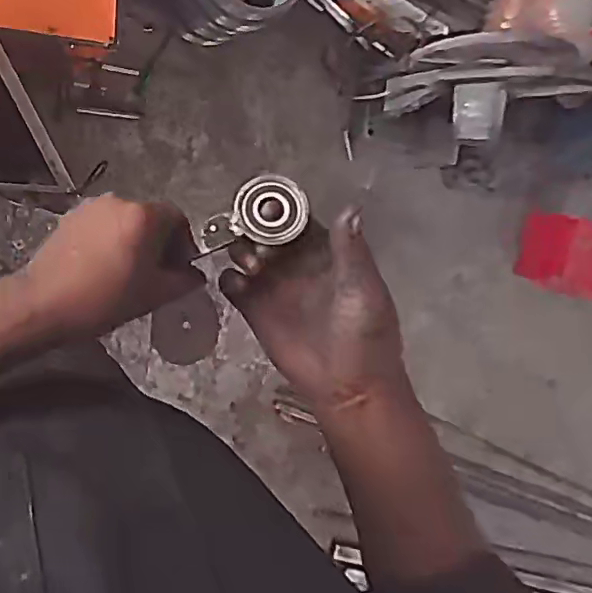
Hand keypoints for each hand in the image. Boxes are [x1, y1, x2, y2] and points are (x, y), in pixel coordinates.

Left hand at [15, 194, 204, 343]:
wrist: (44, 302)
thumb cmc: (103, 298)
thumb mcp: (153, 295)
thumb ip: (183, 280)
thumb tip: (193, 274)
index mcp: (141, 215)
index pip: (177, 218)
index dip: (184, 244)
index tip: (179, 269)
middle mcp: (116, 202)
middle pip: (149, 217)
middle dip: (157, 243)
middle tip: (155, 274)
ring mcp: (89, 208)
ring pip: (123, 221)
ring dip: (132, 241)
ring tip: (126, 273)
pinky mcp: (69, 218)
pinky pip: (100, 225)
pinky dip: (108, 240)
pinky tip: (101, 267)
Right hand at [220, 206, 409, 414]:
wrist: (348, 386)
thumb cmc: (364, 334)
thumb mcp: (362, 287)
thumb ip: (350, 249)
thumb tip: (349, 207)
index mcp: (322, 253)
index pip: (295, 219)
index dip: (281, 209)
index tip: (268, 206)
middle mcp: (293, 263)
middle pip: (263, 231)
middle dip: (252, 226)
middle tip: (250, 232)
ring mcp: (271, 285)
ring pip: (243, 253)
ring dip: (240, 250)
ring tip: (251, 265)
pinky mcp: (252, 308)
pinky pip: (230, 283)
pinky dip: (228, 278)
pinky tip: (239, 285)